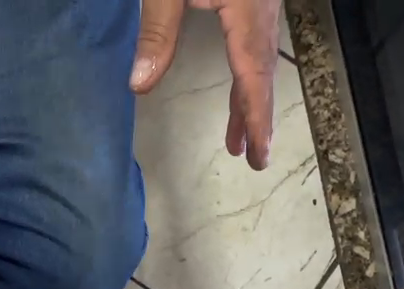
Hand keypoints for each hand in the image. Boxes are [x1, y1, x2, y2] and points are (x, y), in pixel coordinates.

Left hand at [132, 0, 278, 169]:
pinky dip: (248, 70)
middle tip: (253, 158)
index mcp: (247, 8)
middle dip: (256, 116)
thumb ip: (157, 31)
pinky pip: (255, 39)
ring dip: (248, 97)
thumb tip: (140, 86)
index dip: (256, 117)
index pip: (254, 73)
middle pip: (261, 70)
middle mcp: (262, 5)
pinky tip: (240, 84)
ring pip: (260, 55)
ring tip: (238, 138)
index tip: (259, 154)